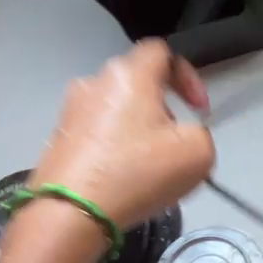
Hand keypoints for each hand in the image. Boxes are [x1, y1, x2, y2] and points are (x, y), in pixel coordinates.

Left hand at [32, 39, 215, 228]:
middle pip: (138, 82)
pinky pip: (99, 132)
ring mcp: (72, 109)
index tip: (199, 109)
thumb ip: (201, 132)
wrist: (73, 210)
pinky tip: (128, 176)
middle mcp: (95, 82)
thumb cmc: (139, 172)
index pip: (161, 52)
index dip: (188, 75)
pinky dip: (118, 146)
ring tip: (152, 164)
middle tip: (177, 140)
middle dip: (163, 107)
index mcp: (130, 76)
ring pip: (118, 108)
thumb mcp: (199, 152)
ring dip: (140, 128)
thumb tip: (183, 134)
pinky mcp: (60, 136)